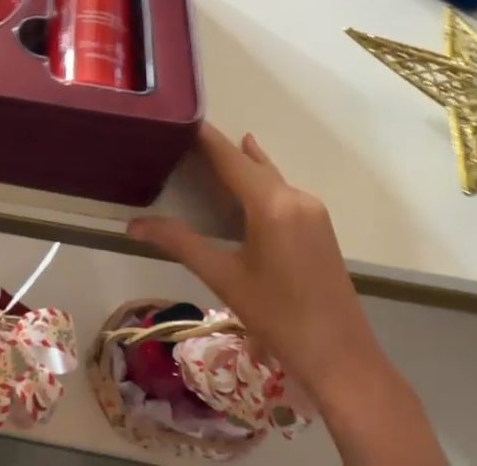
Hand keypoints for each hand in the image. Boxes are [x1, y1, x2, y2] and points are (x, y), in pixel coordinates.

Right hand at [126, 125, 376, 397]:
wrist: (342, 359)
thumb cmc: (279, 318)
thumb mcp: (224, 278)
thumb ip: (180, 243)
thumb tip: (134, 225)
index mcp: (272, 204)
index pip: (228, 156)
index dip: (201, 135)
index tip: (173, 117)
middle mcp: (295, 197)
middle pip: (248, 162)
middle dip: (215, 150)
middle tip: (177, 138)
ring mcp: (312, 210)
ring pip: (267, 176)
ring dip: (236, 166)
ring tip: (199, 154)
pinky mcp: (319, 226)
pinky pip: (280, 190)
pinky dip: (255, 182)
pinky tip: (239, 184)